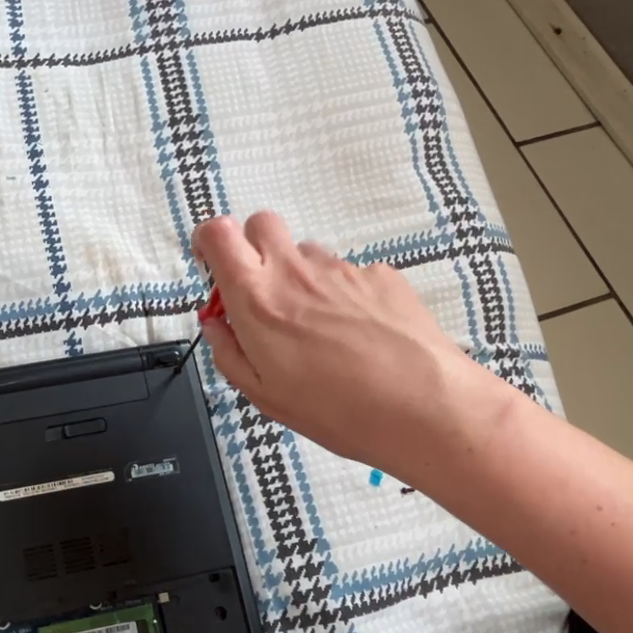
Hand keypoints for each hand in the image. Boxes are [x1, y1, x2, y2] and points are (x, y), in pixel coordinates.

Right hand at [190, 212, 520, 486]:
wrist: (425, 407)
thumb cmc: (339, 409)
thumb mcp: (263, 395)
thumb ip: (229, 353)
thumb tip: (216, 326)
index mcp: (257, 299)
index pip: (217, 234)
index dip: (207, 241)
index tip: (211, 264)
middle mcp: (295, 271)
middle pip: (260, 223)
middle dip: (252, 248)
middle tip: (261, 292)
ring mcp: (341, 269)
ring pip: (306, 252)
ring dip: (299, 276)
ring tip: (318, 328)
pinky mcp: (380, 274)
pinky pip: (347, 273)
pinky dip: (342, 294)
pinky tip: (358, 335)